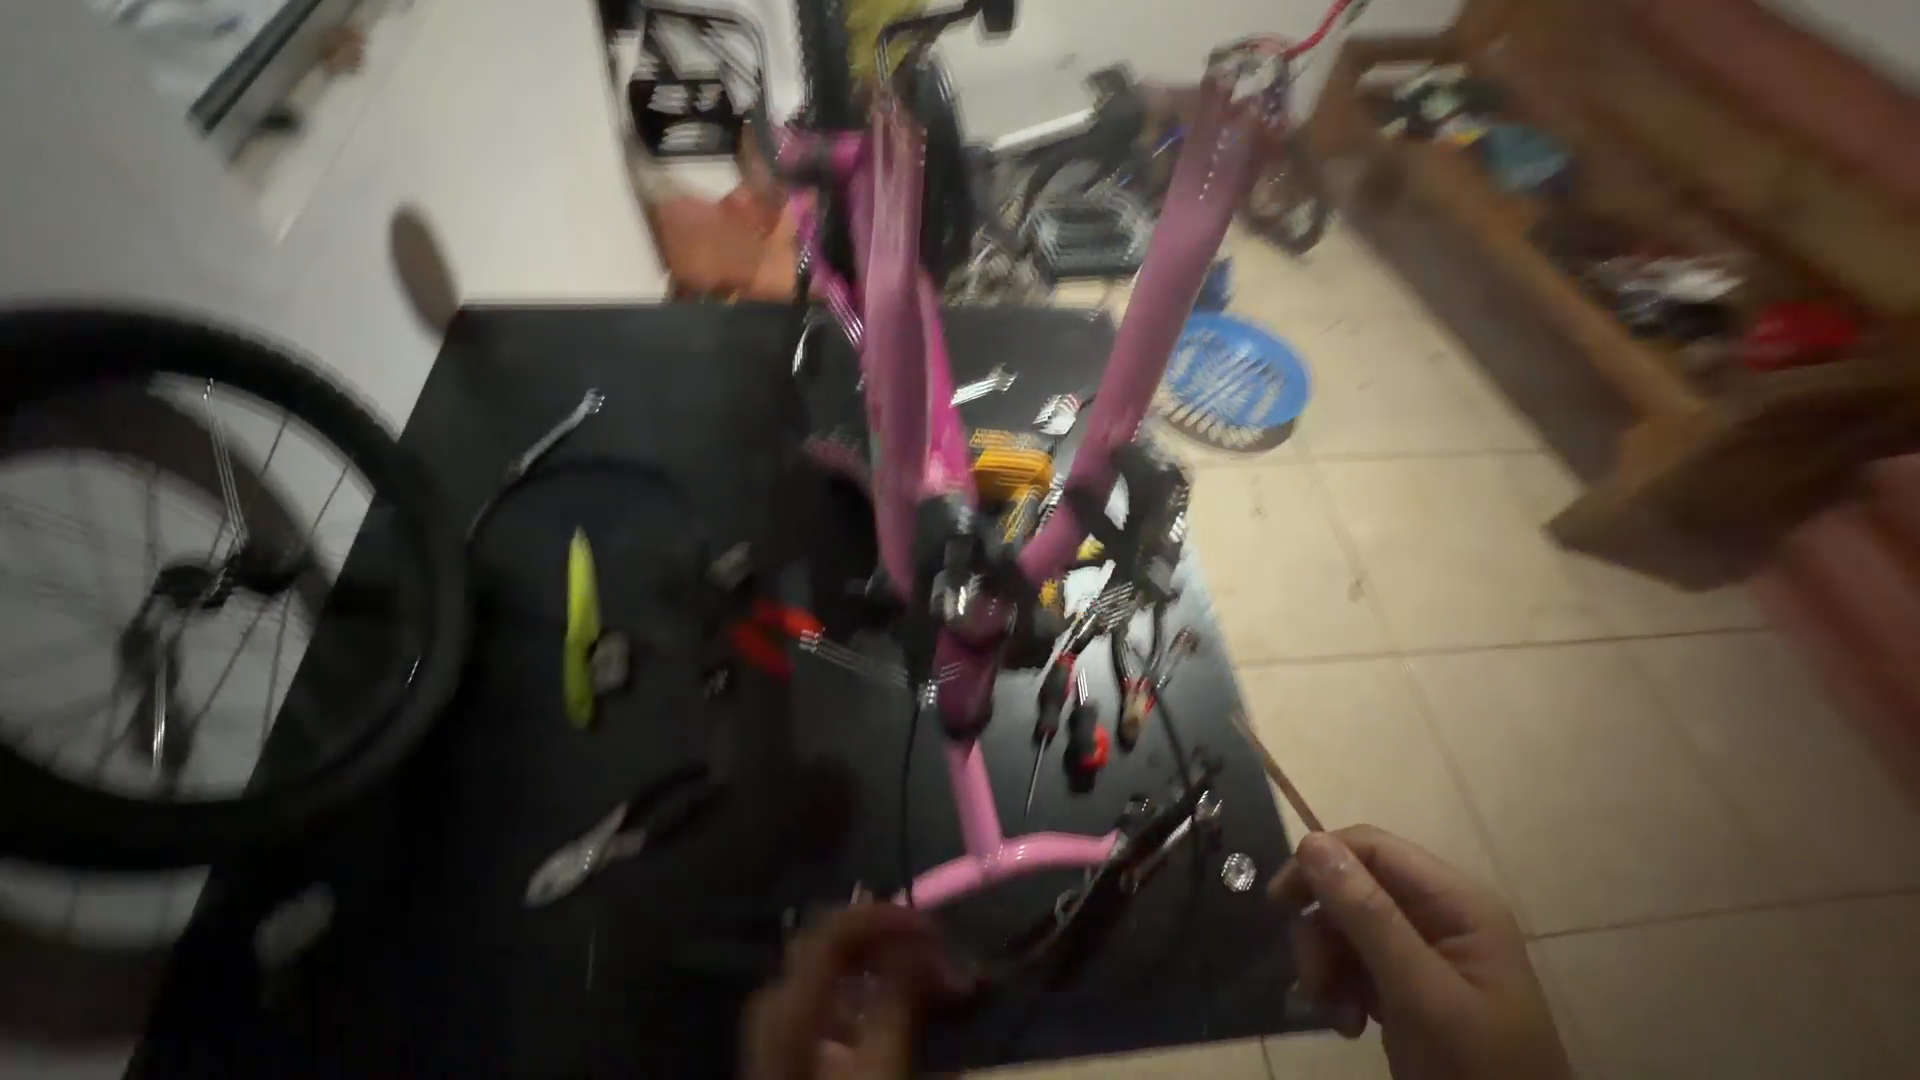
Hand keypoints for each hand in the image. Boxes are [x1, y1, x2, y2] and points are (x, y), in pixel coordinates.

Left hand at [740, 903, 971, 1079]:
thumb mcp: (882, 1074)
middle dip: (895, 944)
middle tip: (947, 961)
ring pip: (840, 977)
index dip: (886, 917)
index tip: (939, 931)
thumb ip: (899, 1000)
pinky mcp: (796, 1058)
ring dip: (893, 971)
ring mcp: (782, 1036)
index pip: (832, 931)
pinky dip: (879, 999)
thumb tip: (921, 941)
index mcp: (788, 1010)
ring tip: (946, 987)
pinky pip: (838, 1006)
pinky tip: (912, 1014)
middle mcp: (777, 1011)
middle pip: (836, 949)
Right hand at [1270, 826, 1571, 1079]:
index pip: (1370, 847)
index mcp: (1456, 902)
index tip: (1280, 904)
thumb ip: (1368, 916)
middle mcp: (1438, 915)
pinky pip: (1351, 961)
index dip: (1319, 863)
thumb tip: (1310, 842)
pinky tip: (1347, 1023)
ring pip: (1342, 926)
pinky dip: (1337, 987)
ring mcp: (1421, 951)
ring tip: (1334, 1014)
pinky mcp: (1405, 984)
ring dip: (1324, 965)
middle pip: (1350, 887)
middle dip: (1320, 930)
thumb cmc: (1477, 1069)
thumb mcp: (1420, 994)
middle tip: (1310, 979)